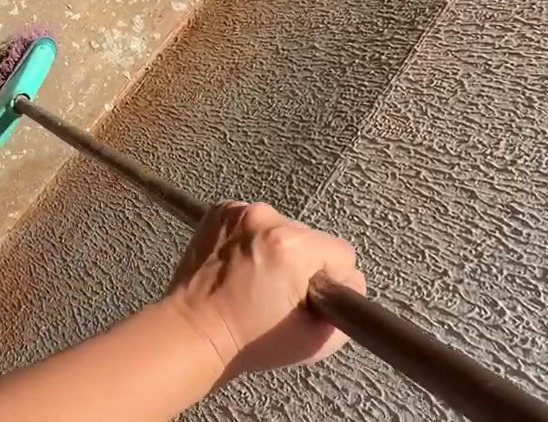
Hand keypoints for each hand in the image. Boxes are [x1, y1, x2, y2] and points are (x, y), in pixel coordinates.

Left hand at [163, 202, 365, 375]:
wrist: (196, 327)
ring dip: (278, 248)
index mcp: (290, 246)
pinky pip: (254, 220)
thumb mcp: (315, 338)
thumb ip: (346, 308)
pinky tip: (242, 263)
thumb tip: (350, 283)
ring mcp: (239, 211)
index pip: (342, 253)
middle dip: (304, 262)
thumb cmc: (249, 338)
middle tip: (281, 292)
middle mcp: (264, 218)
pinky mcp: (221, 210)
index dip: (334, 280)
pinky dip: (253, 238)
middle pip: (310, 237)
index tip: (313, 297)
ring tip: (258, 278)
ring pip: (282, 227)